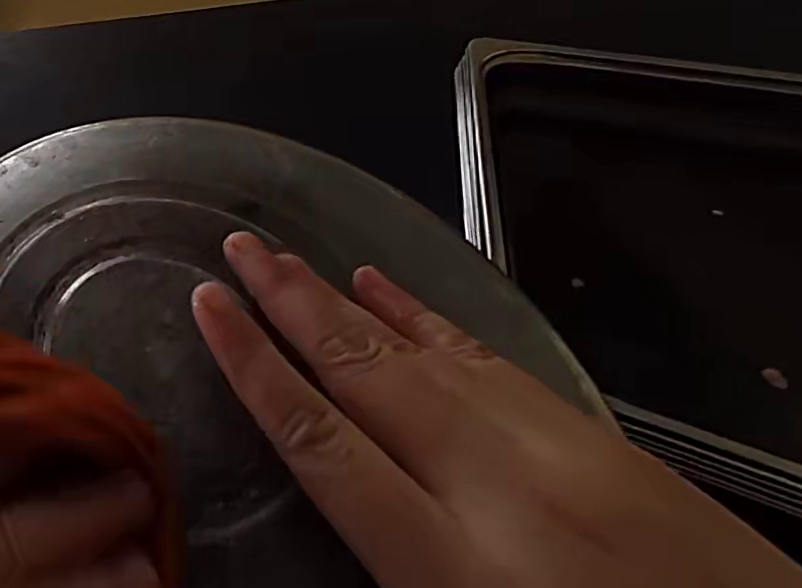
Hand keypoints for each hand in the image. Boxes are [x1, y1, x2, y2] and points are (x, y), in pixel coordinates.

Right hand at [191, 231, 801, 587]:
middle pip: (361, 370)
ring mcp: (550, 450)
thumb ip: (397, 575)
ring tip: (284, 258)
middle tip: (238, 246)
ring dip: (339, 296)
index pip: (321, 441)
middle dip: (287, 301)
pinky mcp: (592, 435)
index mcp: (456, 572)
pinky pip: (481, 356)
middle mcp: (493, 489)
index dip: (254, 366)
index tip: (209, 305)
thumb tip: (336, 490)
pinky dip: (420, 315)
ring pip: (415, 349)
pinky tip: (381, 285)